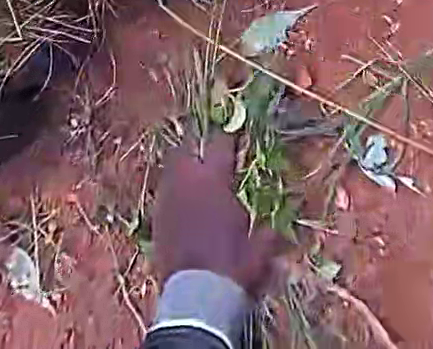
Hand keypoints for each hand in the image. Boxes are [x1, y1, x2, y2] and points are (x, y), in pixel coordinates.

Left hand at [154, 134, 279, 293]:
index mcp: (215, 179)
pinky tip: (182, 206)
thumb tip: (276, 230)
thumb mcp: (259, 246)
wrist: (198, 298)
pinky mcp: (156, 221)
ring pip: (171, 171)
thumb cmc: (234, 264)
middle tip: (207, 153)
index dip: (230, 137)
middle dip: (196, 147)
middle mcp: (188, 182)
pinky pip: (163, 197)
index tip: (236, 135)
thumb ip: (266, 232)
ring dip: (182, 171)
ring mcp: (168, 200)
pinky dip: (173, 196)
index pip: (221, 143)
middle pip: (186, 149)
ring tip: (193, 179)